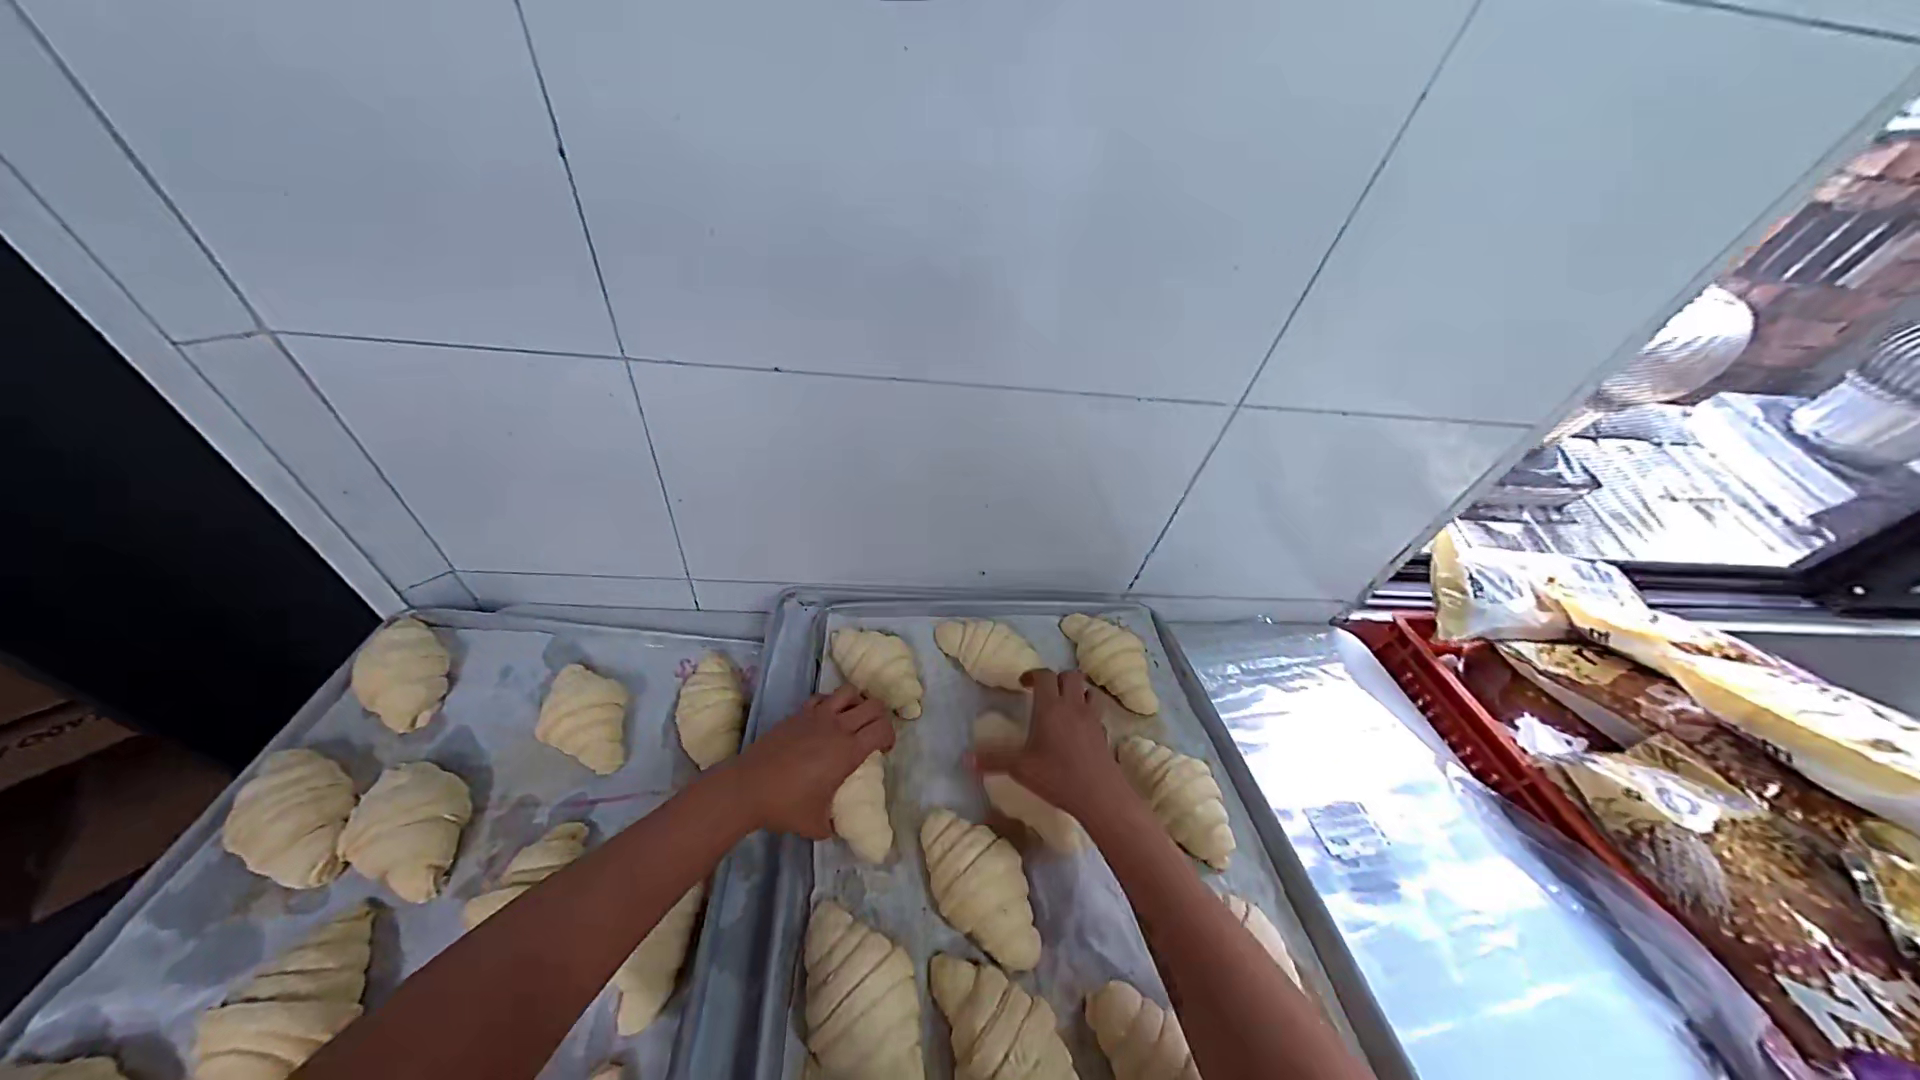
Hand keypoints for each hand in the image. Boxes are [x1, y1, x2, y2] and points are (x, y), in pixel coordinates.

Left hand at [725, 685, 893, 837]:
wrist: (747, 787)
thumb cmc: (786, 806)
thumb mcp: (817, 825)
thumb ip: (833, 824)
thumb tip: (836, 827)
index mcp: (848, 751)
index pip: (883, 729)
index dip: (890, 736)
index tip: (883, 750)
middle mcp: (837, 727)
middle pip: (873, 705)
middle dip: (880, 717)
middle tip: (873, 734)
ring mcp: (816, 716)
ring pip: (849, 692)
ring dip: (858, 703)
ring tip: (853, 719)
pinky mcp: (798, 714)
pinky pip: (823, 697)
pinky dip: (831, 703)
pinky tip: (825, 719)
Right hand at [969, 669, 1136, 822]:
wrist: (1100, 795)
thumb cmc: (1056, 776)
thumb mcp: (1019, 768)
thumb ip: (993, 760)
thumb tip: (964, 760)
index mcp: (1050, 707)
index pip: (1044, 675)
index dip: (1033, 674)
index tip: (1023, 684)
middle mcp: (1073, 706)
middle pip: (1070, 675)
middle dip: (1057, 678)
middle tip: (1044, 693)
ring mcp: (1092, 718)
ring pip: (1088, 690)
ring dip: (1077, 691)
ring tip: (1065, 705)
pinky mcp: (1105, 732)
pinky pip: (1097, 712)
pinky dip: (1088, 712)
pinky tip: (1079, 729)